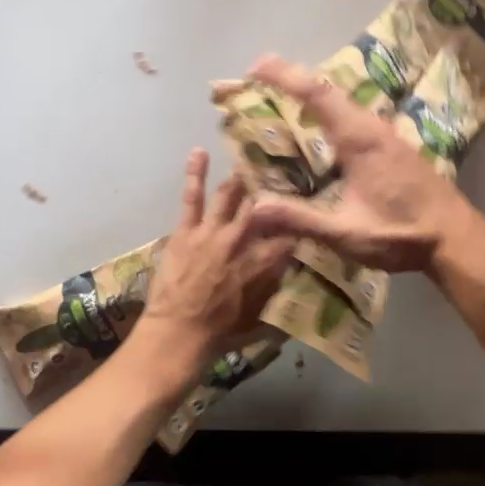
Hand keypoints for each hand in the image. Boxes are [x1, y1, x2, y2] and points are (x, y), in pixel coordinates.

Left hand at [134, 148, 291, 379]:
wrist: (180, 333)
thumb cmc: (222, 333)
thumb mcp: (261, 315)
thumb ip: (276, 288)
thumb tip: (290, 271)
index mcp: (265, 262)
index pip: (289, 233)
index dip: (298, 219)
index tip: (305, 207)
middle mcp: (243, 240)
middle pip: (263, 206)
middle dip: (272, 188)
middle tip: (282, 170)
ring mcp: (214, 232)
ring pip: (230, 195)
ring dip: (241, 177)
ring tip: (249, 160)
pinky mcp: (187, 230)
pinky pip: (192, 197)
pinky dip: (195, 173)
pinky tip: (198, 152)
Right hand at [245, 54, 479, 273]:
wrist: (456, 238)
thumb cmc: (402, 234)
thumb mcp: (346, 233)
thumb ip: (300, 220)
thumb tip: (253, 209)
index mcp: (359, 140)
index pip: (317, 94)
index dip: (284, 75)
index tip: (255, 67)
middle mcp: (373, 128)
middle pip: (328, 91)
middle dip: (292, 79)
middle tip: (258, 75)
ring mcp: (387, 136)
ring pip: (344, 103)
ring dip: (312, 94)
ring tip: (282, 95)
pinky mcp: (394, 147)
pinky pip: (354, 116)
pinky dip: (329, 111)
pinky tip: (321, 129)